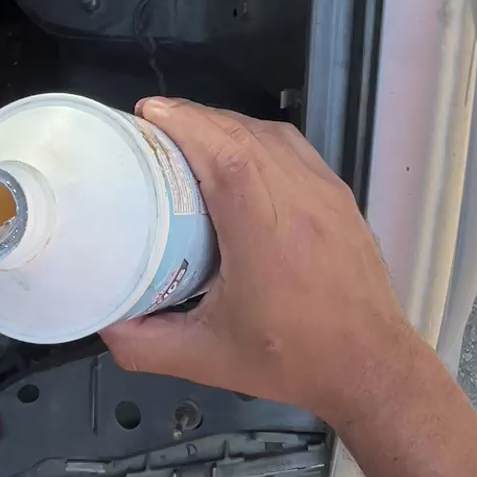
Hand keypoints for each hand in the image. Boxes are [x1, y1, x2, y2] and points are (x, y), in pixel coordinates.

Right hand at [101, 98, 429, 423]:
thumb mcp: (207, 358)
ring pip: (269, 133)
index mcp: (264, 233)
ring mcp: (324, 190)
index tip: (149, 113)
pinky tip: (237, 149)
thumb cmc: (291, 358)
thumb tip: (106, 320)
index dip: (186, 123)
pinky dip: (257, 135)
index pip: (227, 154)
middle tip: (155, 122)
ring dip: (225, 123)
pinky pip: (292, 145)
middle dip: (194, 117)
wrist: (370, 364)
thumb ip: (145, 344)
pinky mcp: (338, 192)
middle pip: (243, 133)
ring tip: (190, 132)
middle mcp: (299, 198)